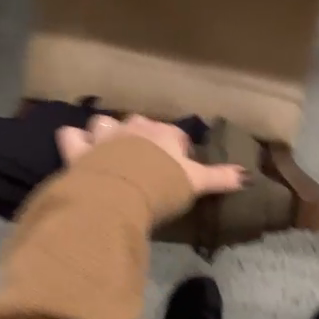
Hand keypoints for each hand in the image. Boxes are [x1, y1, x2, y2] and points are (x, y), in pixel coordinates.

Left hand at [55, 114, 248, 196]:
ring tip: (109, 147)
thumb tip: (248, 176)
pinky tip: (75, 147)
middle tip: (145, 159)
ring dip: (106, 132)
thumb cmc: (161, 186)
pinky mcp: (77, 151)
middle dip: (142, 136)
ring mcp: (103, 137)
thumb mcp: (196, 183)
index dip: (178, 149)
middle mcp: (134, 128)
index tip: (179, 167)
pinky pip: (70, 137)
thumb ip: (220, 178)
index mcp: (164, 134)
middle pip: (141, 124)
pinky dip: (73, 140)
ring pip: (104, 123)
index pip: (176, 135)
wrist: (118, 195)